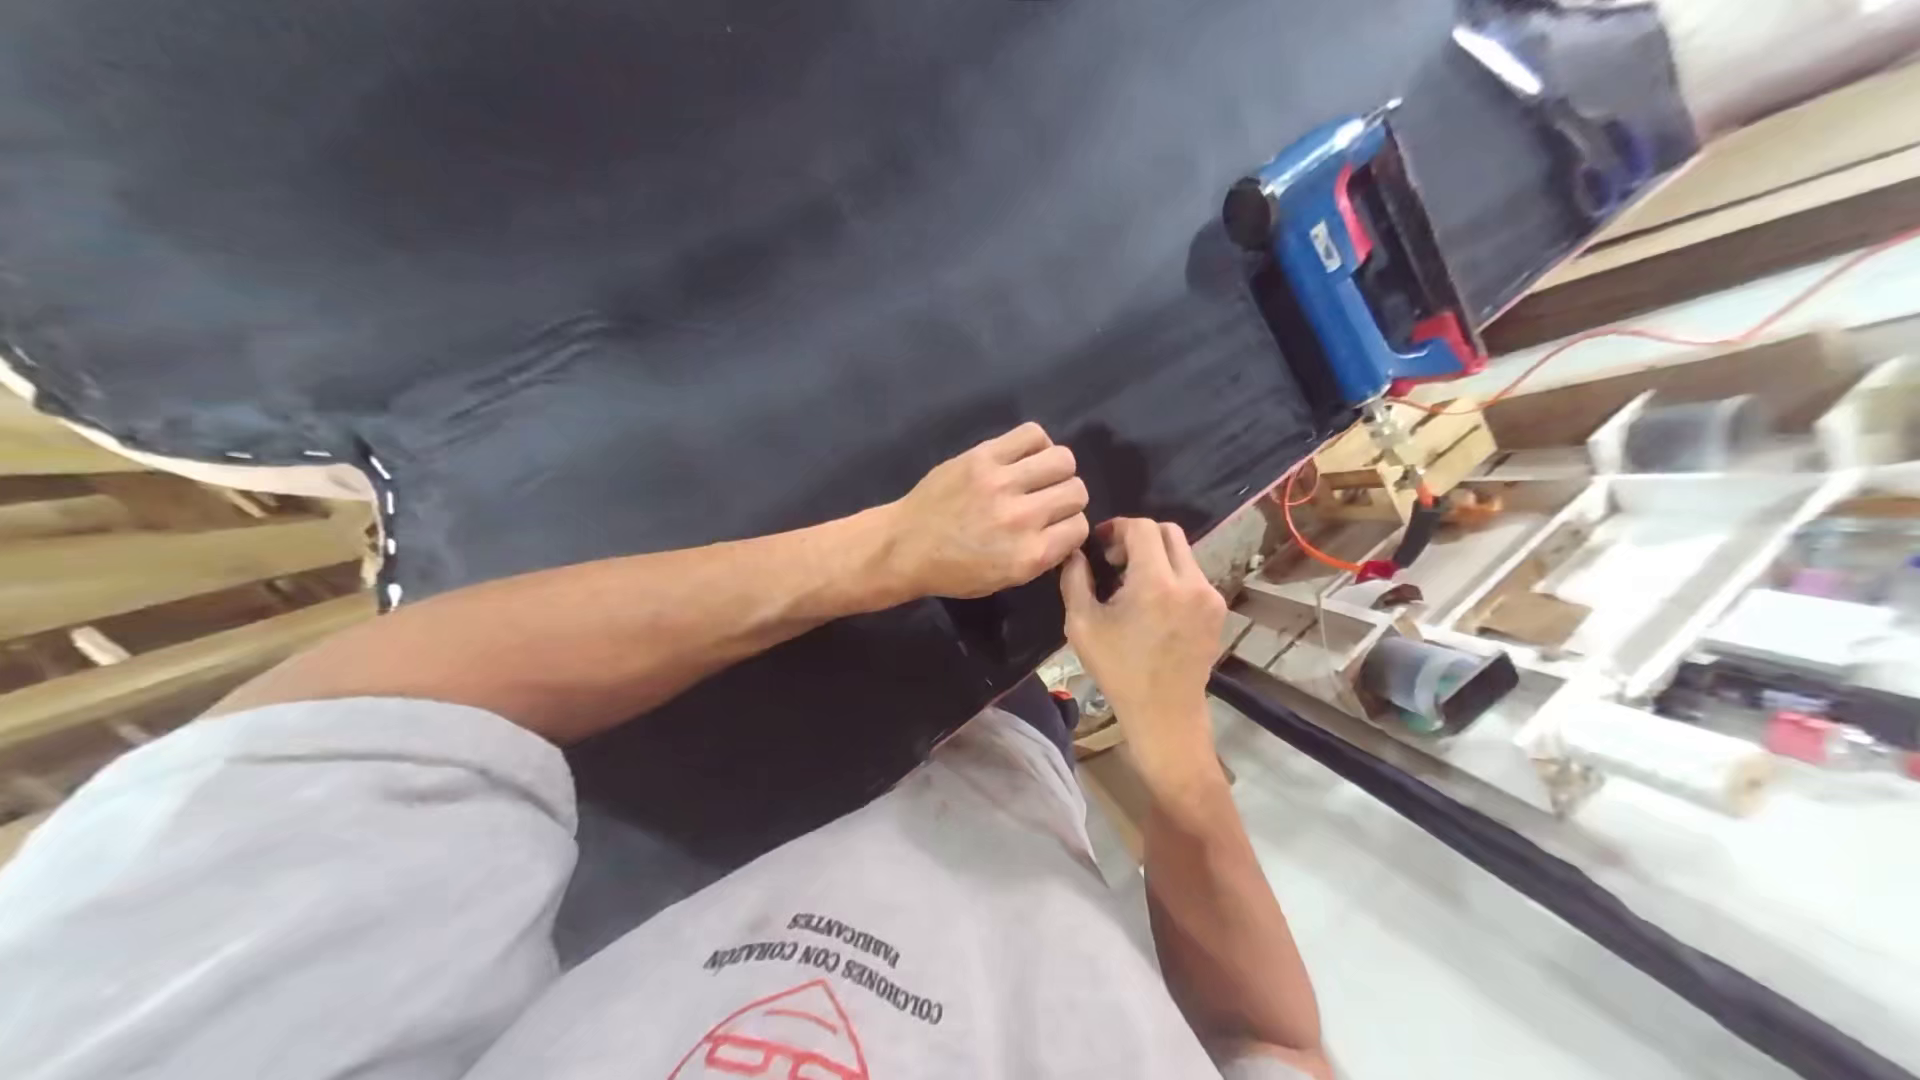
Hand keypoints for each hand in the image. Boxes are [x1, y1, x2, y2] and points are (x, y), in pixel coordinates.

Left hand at [883, 422, 1089, 598]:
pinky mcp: (982, 456)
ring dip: (1056, 470)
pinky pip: (1032, 434)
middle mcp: (1022, 517)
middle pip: (1076, 491)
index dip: (1070, 525)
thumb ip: (1043, 555)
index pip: (1080, 526)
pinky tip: (1023, 458)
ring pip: (1063, 459)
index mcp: (1030, 554)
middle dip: (1067, 498)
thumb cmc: (954, 571)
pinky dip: (1037, 444)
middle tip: (1045, 500)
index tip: (1054, 526)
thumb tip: (1067, 528)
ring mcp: (1001, 482)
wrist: (905, 546)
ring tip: (1037, 477)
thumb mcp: (1006, 580)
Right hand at [1061, 518, 1225, 794]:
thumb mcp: (1081, 624)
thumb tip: (1076, 552)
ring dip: (1156, 556)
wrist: (1165, 713)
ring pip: (1183, 553)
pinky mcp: (1217, 610)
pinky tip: (1152, 603)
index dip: (1117, 527)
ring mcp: (1210, 595)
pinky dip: (1171, 575)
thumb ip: (1075, 579)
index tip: (1099, 544)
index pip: (1142, 527)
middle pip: (1168, 531)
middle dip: (1139, 537)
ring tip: (1132, 583)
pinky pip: (1192, 575)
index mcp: (1156, 582)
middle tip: (1115, 559)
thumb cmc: (1118, 670)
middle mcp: (1191, 581)